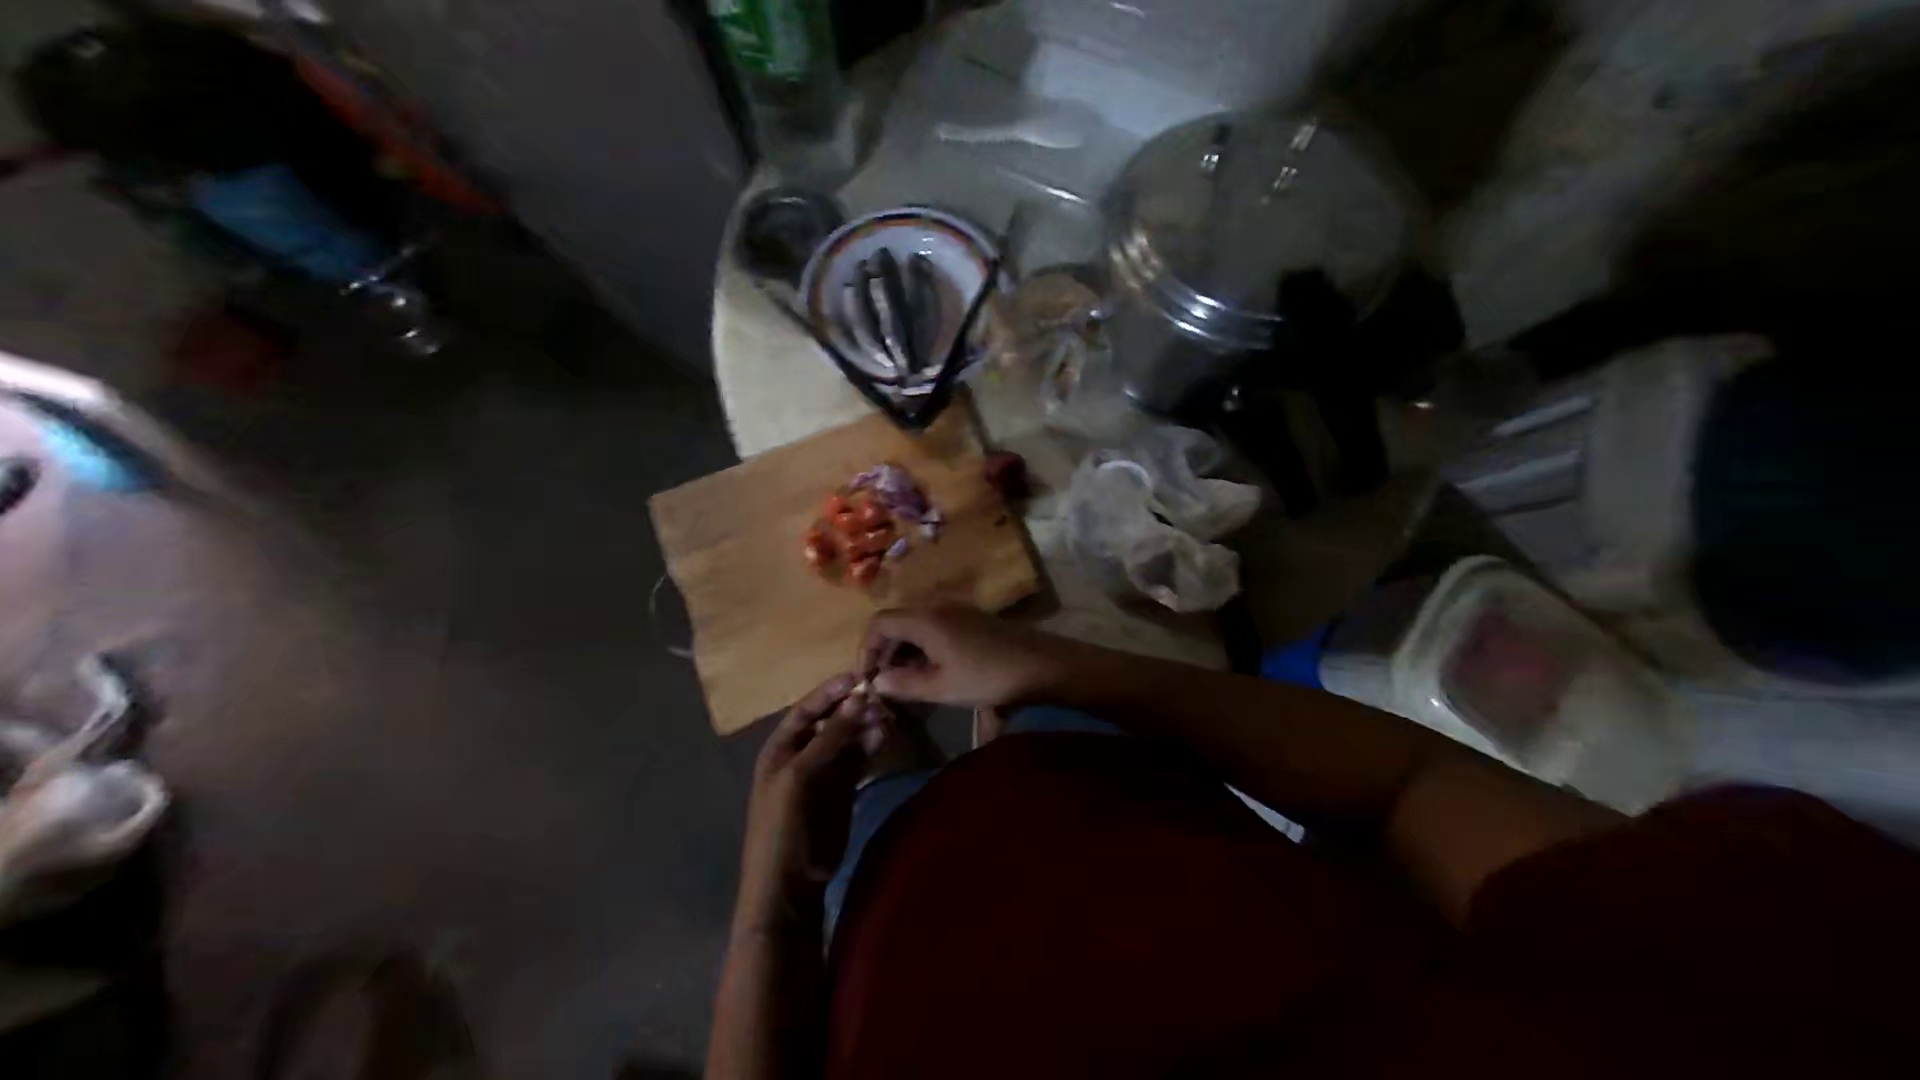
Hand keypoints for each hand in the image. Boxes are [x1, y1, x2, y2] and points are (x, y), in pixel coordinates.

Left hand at [735, 674, 889, 934]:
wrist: (789, 883)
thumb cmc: (783, 825)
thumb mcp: (800, 776)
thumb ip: (830, 738)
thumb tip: (858, 699)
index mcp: (782, 747)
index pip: (808, 708)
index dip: (831, 691)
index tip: (860, 676)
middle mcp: (803, 753)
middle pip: (832, 721)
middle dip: (854, 708)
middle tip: (882, 700)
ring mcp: (825, 771)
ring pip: (849, 738)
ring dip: (866, 726)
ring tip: (888, 718)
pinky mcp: (843, 788)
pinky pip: (859, 759)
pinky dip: (872, 746)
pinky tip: (886, 737)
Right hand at [859, 608, 1083, 707]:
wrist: (1044, 666)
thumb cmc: (989, 677)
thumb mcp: (942, 688)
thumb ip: (904, 684)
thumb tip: (877, 682)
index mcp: (925, 620)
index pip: (879, 623)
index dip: (866, 649)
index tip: (868, 678)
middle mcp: (938, 609)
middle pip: (897, 622)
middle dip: (884, 652)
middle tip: (884, 684)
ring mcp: (958, 613)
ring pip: (917, 627)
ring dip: (904, 652)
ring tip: (906, 683)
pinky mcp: (973, 622)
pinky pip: (936, 629)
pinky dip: (924, 649)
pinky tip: (933, 673)